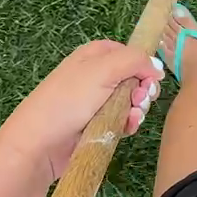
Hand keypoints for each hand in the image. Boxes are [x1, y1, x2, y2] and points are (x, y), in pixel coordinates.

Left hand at [0, 41, 162, 181]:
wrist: (39, 144)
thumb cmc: (68, 100)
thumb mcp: (103, 70)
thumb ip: (135, 60)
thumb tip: (157, 67)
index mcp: (94, 55)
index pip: (129, 52)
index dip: (142, 64)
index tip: (150, 77)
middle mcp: (96, 76)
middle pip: (134, 77)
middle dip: (142, 89)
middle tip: (139, 99)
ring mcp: (96, 102)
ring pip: (131, 100)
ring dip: (138, 108)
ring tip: (132, 117)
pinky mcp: (97, 125)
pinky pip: (122, 120)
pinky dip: (129, 123)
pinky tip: (127, 128)